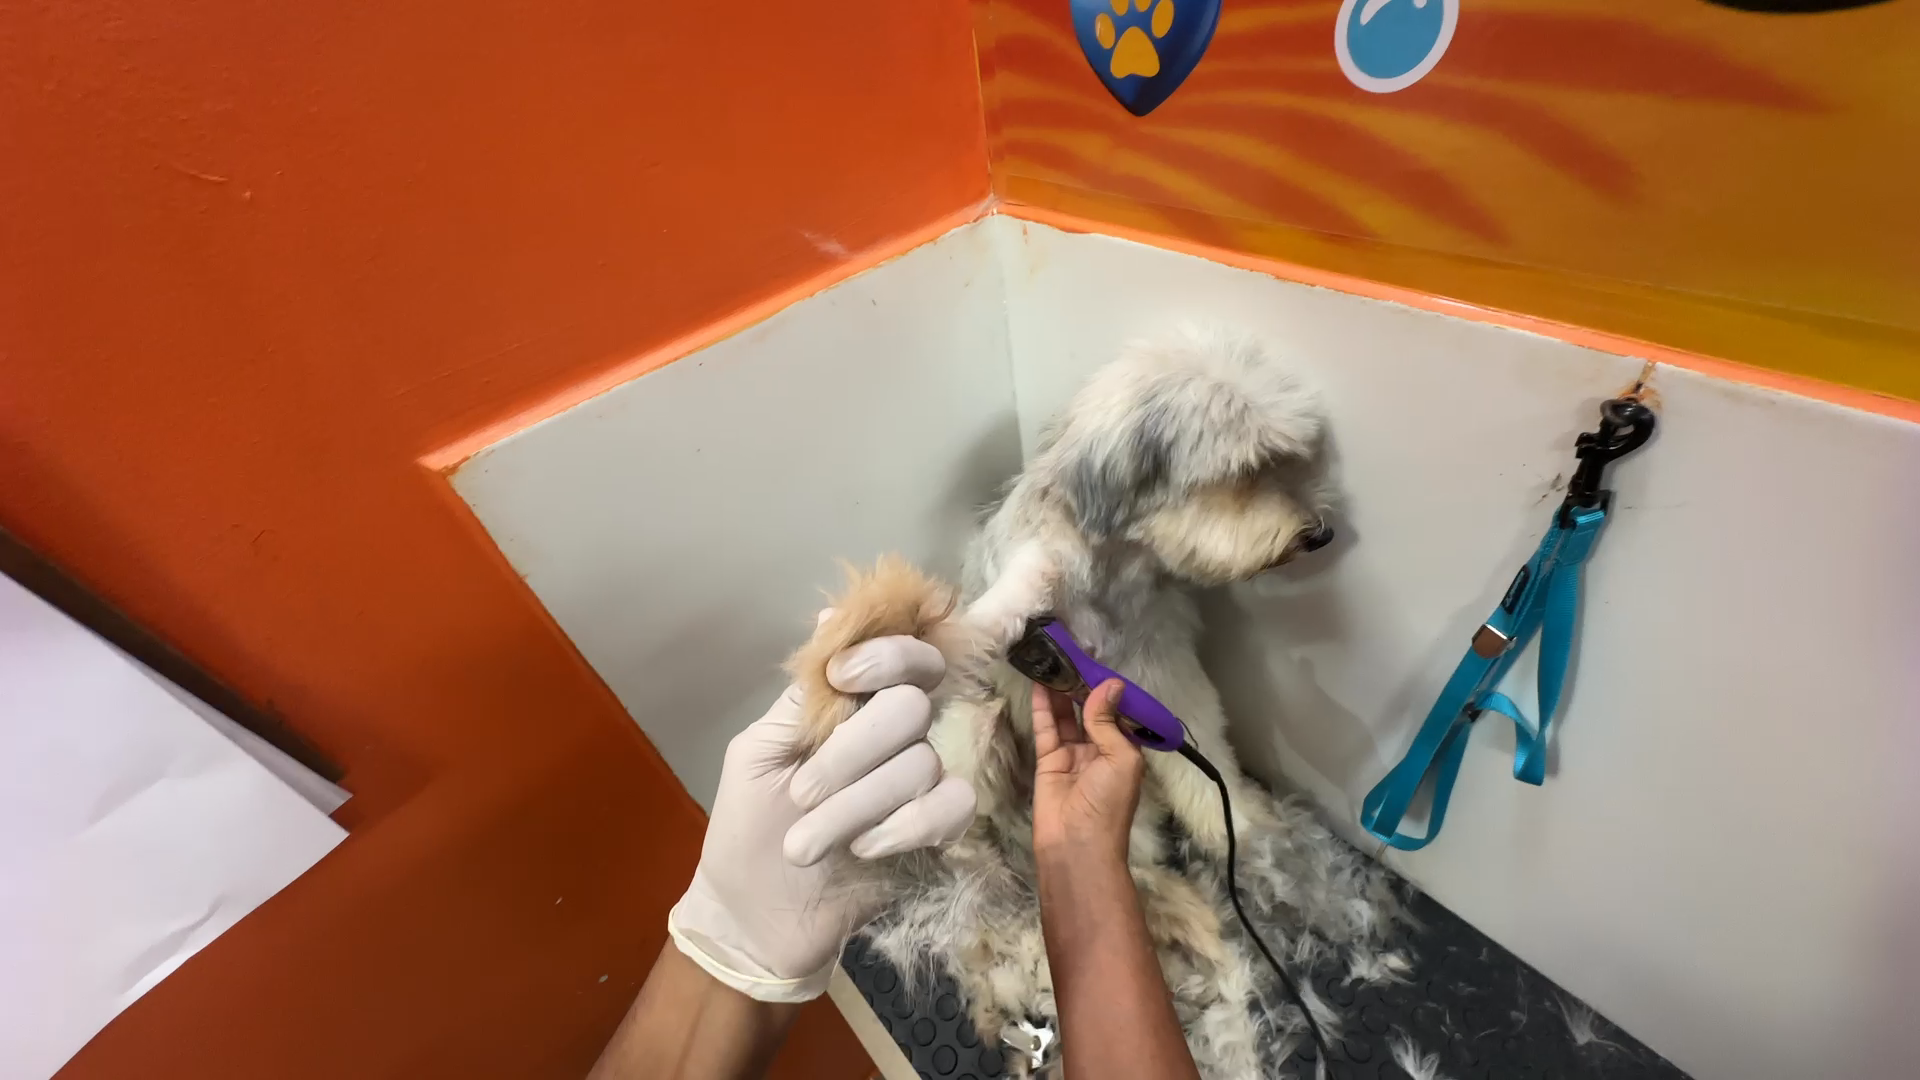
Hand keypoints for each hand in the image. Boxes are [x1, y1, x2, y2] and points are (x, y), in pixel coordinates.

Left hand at [668, 635, 976, 1002]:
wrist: (755, 916)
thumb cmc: (749, 826)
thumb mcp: (758, 751)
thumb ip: (803, 694)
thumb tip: (831, 615)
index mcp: (854, 706)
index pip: (904, 654)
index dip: (886, 655)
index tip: (842, 678)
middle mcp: (895, 733)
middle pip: (912, 706)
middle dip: (851, 753)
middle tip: (802, 794)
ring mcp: (919, 778)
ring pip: (921, 763)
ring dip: (854, 808)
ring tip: (804, 844)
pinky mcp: (937, 827)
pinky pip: (953, 805)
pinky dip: (906, 826)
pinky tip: (866, 849)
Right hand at [1029, 680, 1143, 861]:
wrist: (1076, 846)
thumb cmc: (1108, 803)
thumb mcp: (1119, 759)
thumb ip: (1108, 721)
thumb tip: (1110, 684)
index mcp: (1124, 750)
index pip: (1117, 712)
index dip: (1109, 689)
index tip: (1097, 663)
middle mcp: (1100, 749)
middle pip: (1090, 710)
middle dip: (1082, 685)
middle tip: (1071, 655)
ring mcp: (1073, 754)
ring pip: (1067, 715)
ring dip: (1062, 691)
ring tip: (1054, 662)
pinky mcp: (1049, 759)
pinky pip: (1047, 728)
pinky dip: (1044, 706)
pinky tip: (1041, 684)